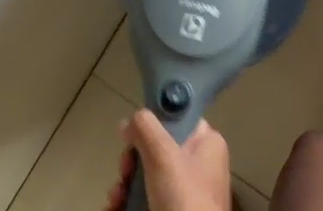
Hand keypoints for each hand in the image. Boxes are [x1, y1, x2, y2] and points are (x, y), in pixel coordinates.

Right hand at [101, 110, 230, 210]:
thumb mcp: (163, 155)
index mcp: (207, 143)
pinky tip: (115, 206)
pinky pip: (148, 199)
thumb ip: (146, 129)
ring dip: (126, 185)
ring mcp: (187, 191)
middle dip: (132, 162)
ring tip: (115, 197)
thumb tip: (131, 119)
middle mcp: (199, 164)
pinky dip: (130, 202)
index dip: (152, 124)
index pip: (178, 120)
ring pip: (148, 177)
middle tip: (123, 172)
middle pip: (157, 150)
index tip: (130, 135)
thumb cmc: (184, 197)